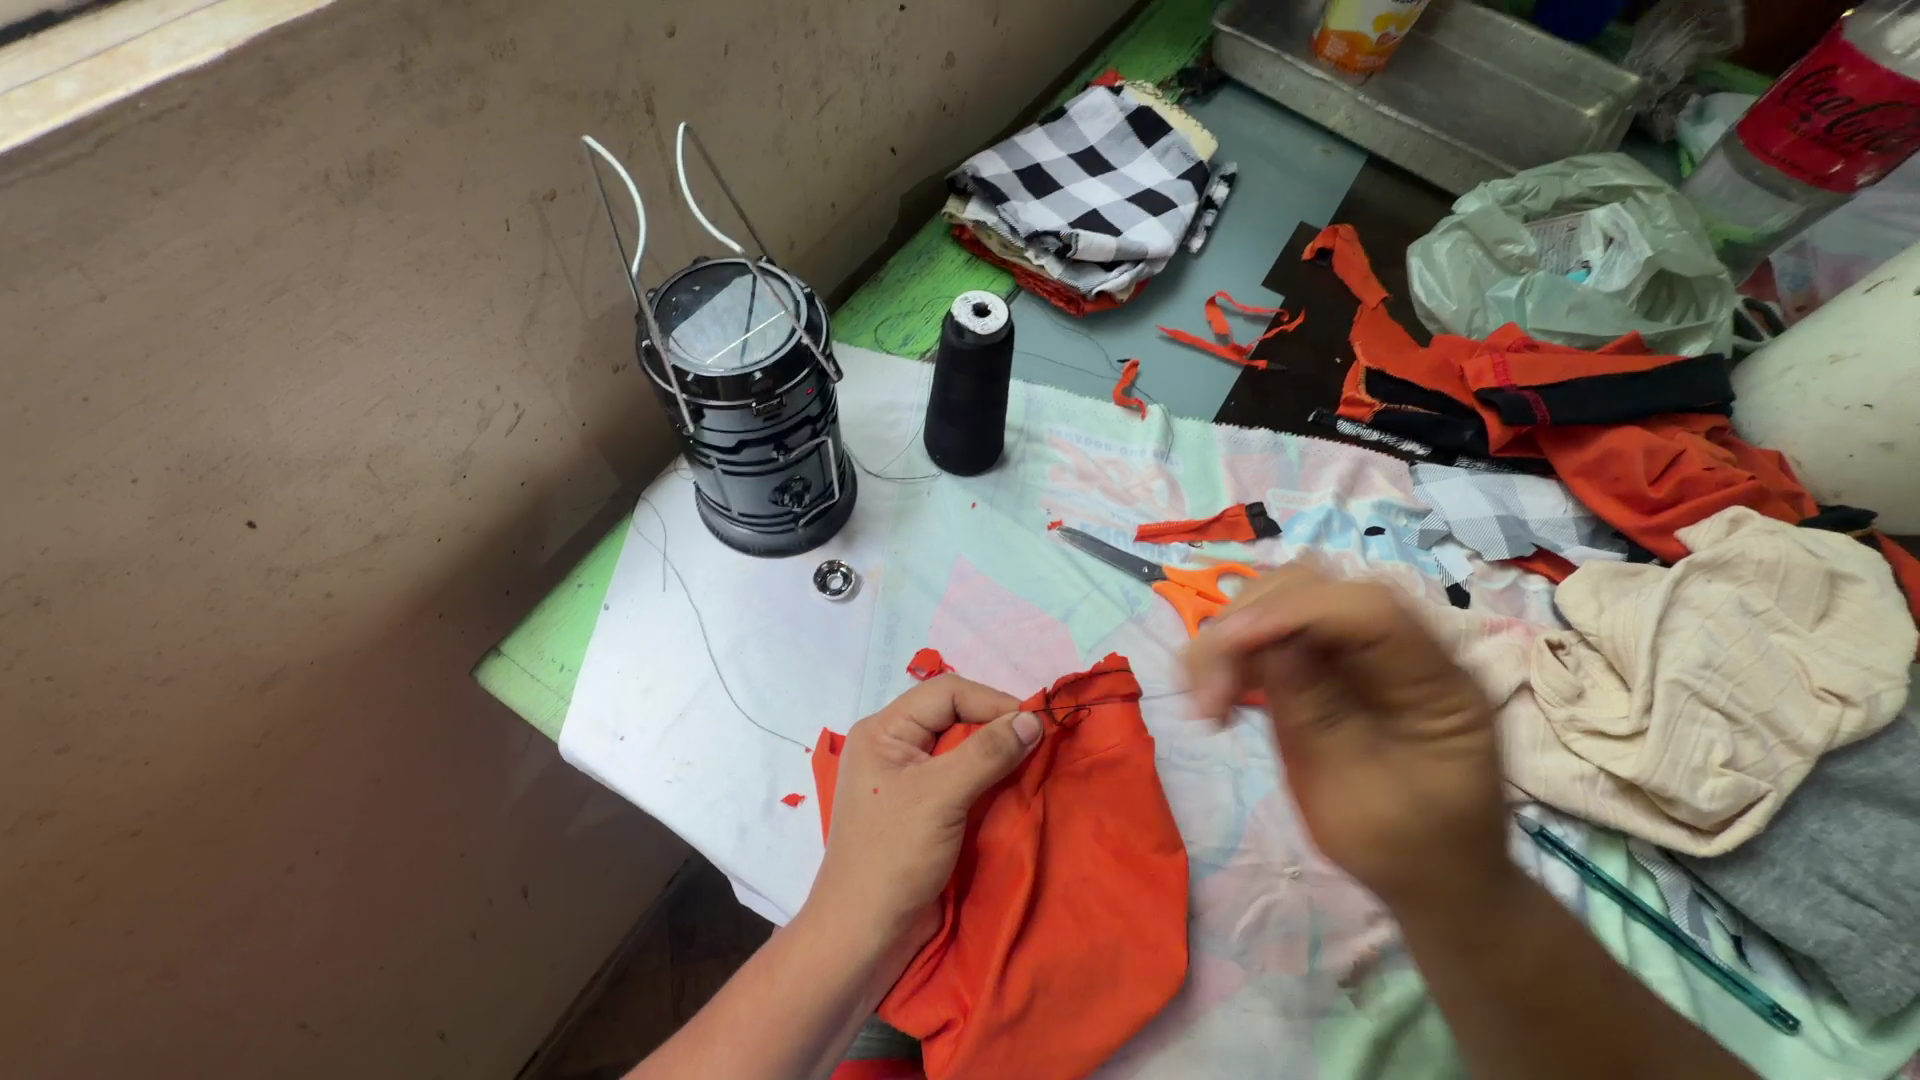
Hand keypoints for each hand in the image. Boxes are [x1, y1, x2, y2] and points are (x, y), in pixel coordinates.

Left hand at [803, 675, 1041, 953]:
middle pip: (954, 715)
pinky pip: (961, 777)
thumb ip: (987, 753)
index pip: (946, 693)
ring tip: (1032, 762)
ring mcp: (907, 778)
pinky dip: (989, 778)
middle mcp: (893, 746)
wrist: (864, 935)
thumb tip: (1033, 718)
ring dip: (996, 753)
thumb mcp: (941, 796)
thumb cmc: (893, 857)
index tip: (1035, 724)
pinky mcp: (923, 808)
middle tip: (1038, 743)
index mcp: (883, 731)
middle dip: (996, 725)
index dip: (991, 701)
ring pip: (961, 747)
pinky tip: (1014, 787)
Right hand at [1183, 562, 1513, 913]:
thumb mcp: (1361, 801)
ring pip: (1280, 602)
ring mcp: (1357, 654)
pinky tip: (1213, 698)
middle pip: (1314, 590)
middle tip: (1207, 690)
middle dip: (1248, 623)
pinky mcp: (1323, 666)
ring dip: (1229, 639)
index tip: (1229, 645)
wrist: (1432, 880)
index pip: (1369, 610)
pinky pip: (1267, 636)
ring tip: (1204, 701)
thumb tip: (1264, 644)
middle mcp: (1399, 649)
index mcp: (1437, 682)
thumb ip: (1317, 718)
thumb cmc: (1408, 853)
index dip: (1293, 611)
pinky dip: (1230, 657)